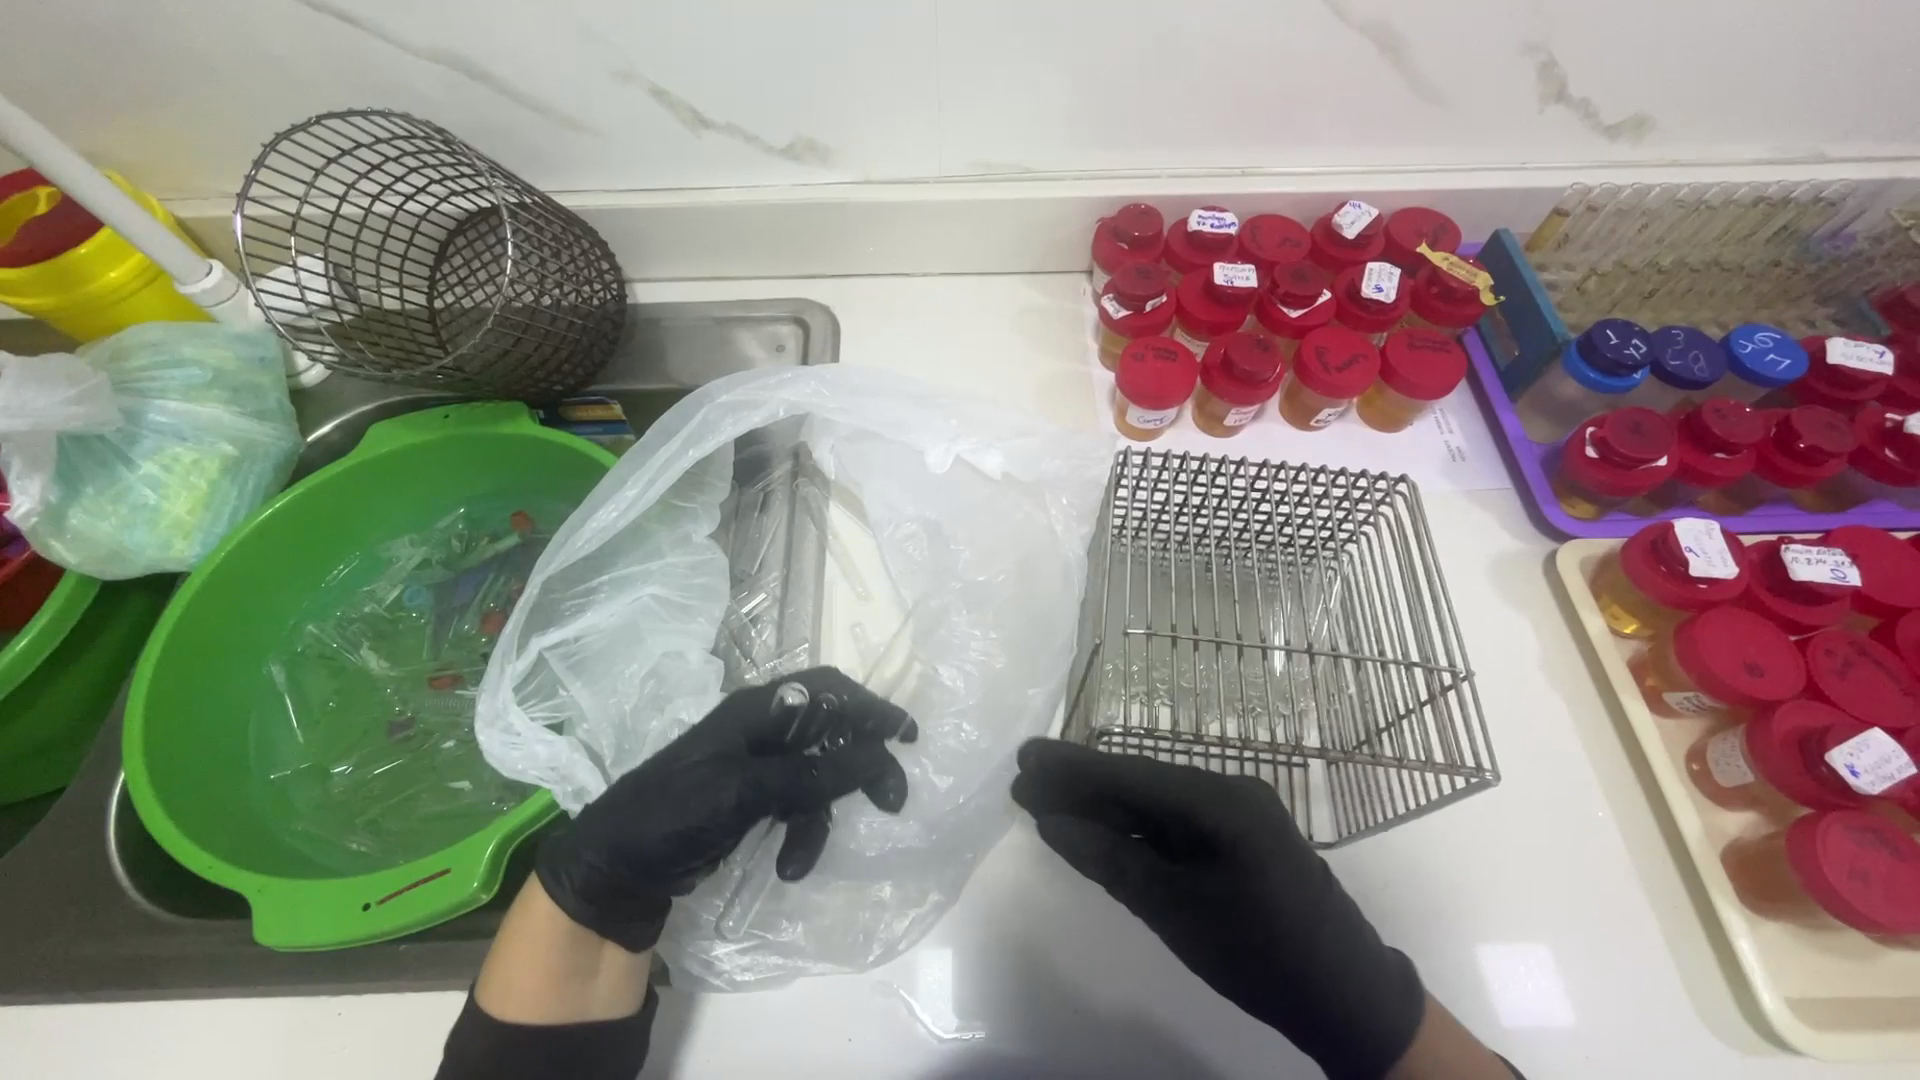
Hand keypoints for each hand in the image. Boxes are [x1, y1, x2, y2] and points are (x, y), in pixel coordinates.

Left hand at [536, 667, 917, 952]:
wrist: (615, 868)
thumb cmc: (673, 814)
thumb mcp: (745, 791)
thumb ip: (811, 773)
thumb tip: (875, 752)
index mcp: (757, 710)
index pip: (828, 691)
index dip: (870, 707)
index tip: (905, 736)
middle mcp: (762, 730)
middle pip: (830, 734)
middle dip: (860, 766)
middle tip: (891, 799)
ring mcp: (757, 767)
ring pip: (817, 778)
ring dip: (821, 818)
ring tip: (804, 861)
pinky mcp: (752, 800)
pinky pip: (796, 807)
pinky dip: (800, 835)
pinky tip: (789, 868)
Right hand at [1012, 739, 1425, 1079]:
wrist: (1345, 994)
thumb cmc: (1260, 953)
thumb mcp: (1175, 912)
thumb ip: (1112, 861)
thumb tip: (1051, 822)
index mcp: (1220, 800)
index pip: (1129, 776)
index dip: (1073, 767)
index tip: (1025, 757)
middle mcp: (1228, 791)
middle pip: (1138, 783)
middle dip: (1080, 783)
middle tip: (1023, 776)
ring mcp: (1235, 813)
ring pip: (1154, 802)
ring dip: (1103, 805)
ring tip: (1045, 801)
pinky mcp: (1237, 836)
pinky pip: (1174, 822)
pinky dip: (1134, 827)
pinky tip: (1097, 826)